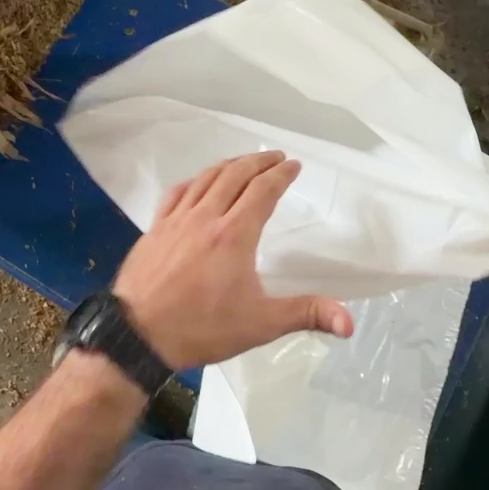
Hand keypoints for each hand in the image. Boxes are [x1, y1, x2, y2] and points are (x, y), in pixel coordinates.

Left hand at [113, 151, 353, 369]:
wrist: (138, 333)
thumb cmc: (202, 328)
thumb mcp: (260, 324)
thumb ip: (305, 314)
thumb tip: (349, 321)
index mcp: (234, 234)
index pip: (263, 191)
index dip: (281, 175)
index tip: (294, 165)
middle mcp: (205, 217)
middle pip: (235, 176)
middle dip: (258, 162)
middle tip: (275, 156)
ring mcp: (176, 220)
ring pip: (205, 179)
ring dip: (228, 165)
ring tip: (243, 163)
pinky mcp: (155, 228)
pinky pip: (177, 193)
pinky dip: (195, 181)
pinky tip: (198, 183)